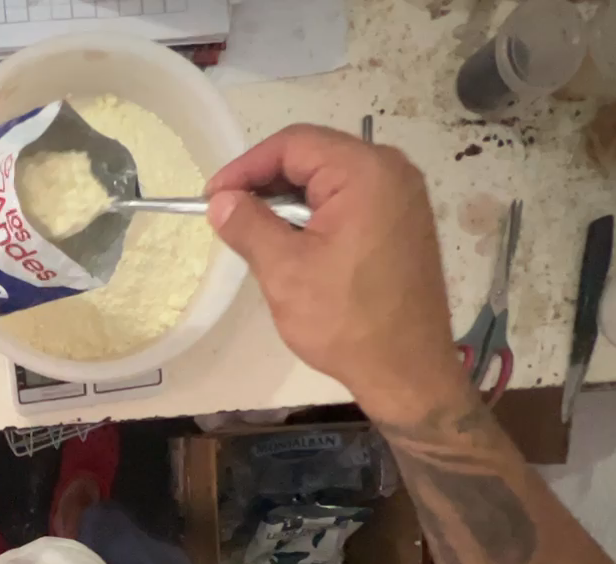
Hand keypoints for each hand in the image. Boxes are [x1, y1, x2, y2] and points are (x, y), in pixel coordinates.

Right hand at [206, 126, 462, 408]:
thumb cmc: (343, 319)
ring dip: (287, 202)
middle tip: (227, 215)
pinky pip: (348, 202)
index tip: (211, 198)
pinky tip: (290, 244)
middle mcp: (391, 171)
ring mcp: (402, 197)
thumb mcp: (284, 271)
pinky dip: (313, 215)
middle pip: (314, 156)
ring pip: (329, 181)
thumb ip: (249, 227)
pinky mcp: (401, 224)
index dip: (245, 166)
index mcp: (365, 172)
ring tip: (253, 233)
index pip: (294, 144)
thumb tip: (219, 201)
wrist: (404, 367)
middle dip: (265, 182)